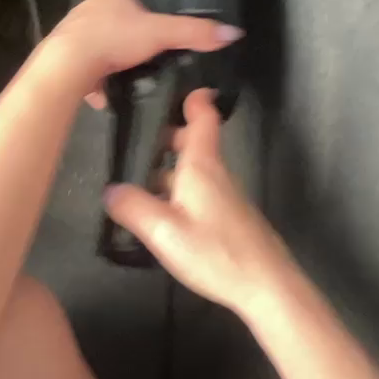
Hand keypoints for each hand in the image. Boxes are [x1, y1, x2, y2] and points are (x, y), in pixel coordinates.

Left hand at [42, 0, 241, 97]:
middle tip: (140, 35)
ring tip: (127, 67)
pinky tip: (107, 94)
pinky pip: (83, 68)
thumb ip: (193, 33)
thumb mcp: (159, 33)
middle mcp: (86, 9)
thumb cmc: (112, 38)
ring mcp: (71, 34)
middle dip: (118, 20)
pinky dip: (94, 79)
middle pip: (102, 8)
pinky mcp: (63, 59)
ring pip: (92, 38)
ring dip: (106, 50)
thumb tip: (233, 32)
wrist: (68, 66)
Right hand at [103, 89, 294, 315]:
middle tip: (134, 142)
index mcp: (202, 166)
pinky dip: (178, 190)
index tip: (173, 90)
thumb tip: (110, 190)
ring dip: (168, 169)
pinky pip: (199, 191)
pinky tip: (161, 214)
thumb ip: (133, 208)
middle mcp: (216, 174)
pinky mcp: (229, 218)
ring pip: (194, 169)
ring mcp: (225, 196)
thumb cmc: (216, 253)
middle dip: (166, 137)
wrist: (267, 288)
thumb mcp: (164, 232)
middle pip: (193, 142)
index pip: (203, 117)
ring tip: (136, 182)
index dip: (192, 98)